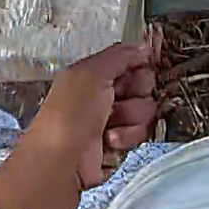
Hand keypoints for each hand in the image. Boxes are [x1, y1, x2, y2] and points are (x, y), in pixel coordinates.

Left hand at [20, 40, 158, 187]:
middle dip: (135, 94)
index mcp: (96, 74)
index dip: (138, 66)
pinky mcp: (123, 142)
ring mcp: (115, 119)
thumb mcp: (91, 73)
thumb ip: (120, 55)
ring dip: (130, 118)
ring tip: (108, 127)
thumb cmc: (71, 113)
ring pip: (146, 110)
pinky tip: (109, 141)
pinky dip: (127, 136)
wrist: (62, 162)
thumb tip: (144, 47)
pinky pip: (142, 132)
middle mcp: (107, 94)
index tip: (133, 73)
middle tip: (116, 101)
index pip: (133, 61)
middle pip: (145, 85)